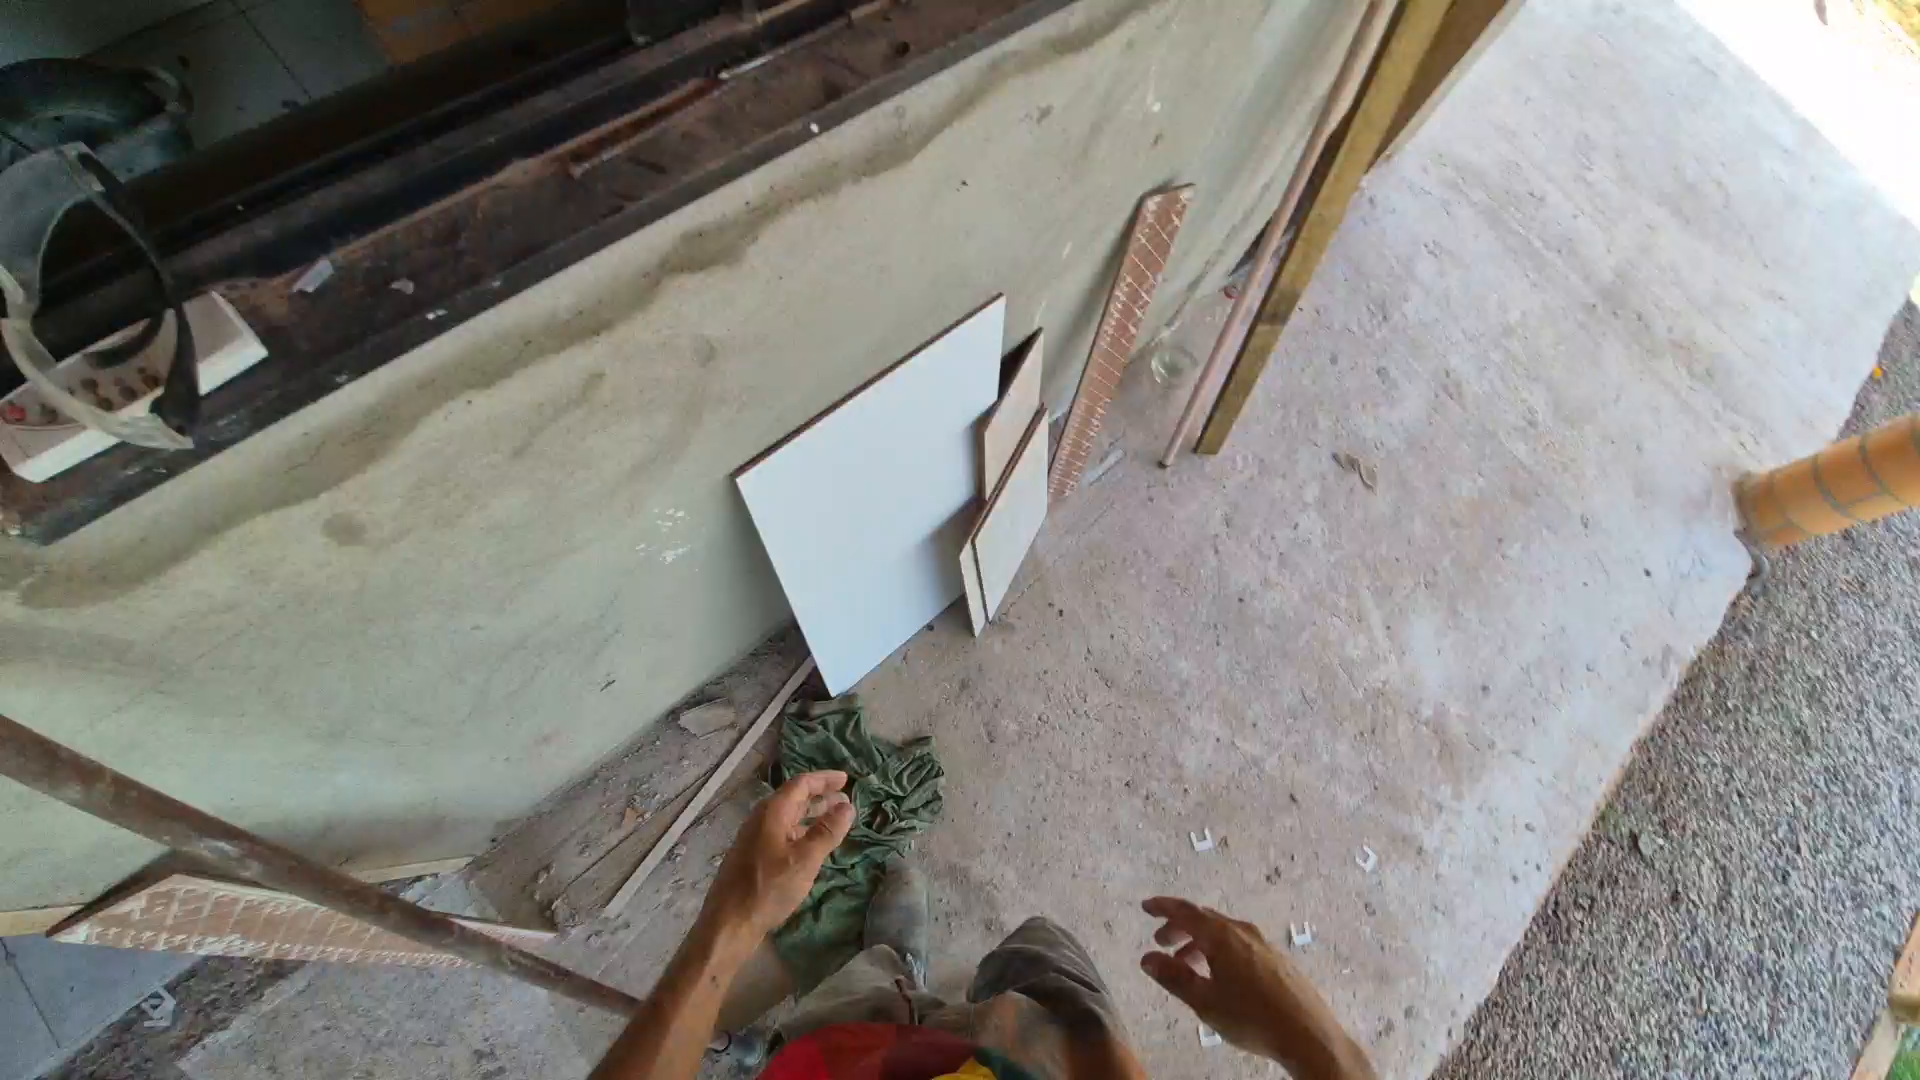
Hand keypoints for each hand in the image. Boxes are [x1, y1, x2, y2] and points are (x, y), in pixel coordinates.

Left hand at [699, 771, 855, 940]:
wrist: (728, 925)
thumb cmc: (767, 889)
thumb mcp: (805, 860)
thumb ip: (827, 832)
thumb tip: (847, 807)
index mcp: (772, 812)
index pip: (801, 784)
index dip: (824, 779)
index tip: (845, 780)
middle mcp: (762, 819)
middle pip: (794, 798)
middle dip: (820, 797)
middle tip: (844, 800)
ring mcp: (755, 839)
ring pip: (788, 818)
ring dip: (812, 816)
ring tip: (834, 821)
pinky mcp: (753, 857)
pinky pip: (783, 833)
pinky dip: (802, 832)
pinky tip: (811, 846)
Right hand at [1140, 897, 1374, 1079]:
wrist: (1309, 1036)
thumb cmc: (1251, 1017)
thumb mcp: (1204, 1002)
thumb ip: (1174, 977)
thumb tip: (1147, 958)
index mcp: (1220, 935)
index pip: (1185, 911)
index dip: (1163, 907)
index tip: (1146, 907)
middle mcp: (1240, 930)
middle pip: (1203, 919)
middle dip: (1179, 928)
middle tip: (1162, 943)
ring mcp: (1262, 943)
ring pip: (1222, 933)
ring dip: (1200, 943)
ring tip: (1189, 966)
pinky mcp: (1277, 958)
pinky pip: (1239, 943)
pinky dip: (1220, 950)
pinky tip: (1222, 976)